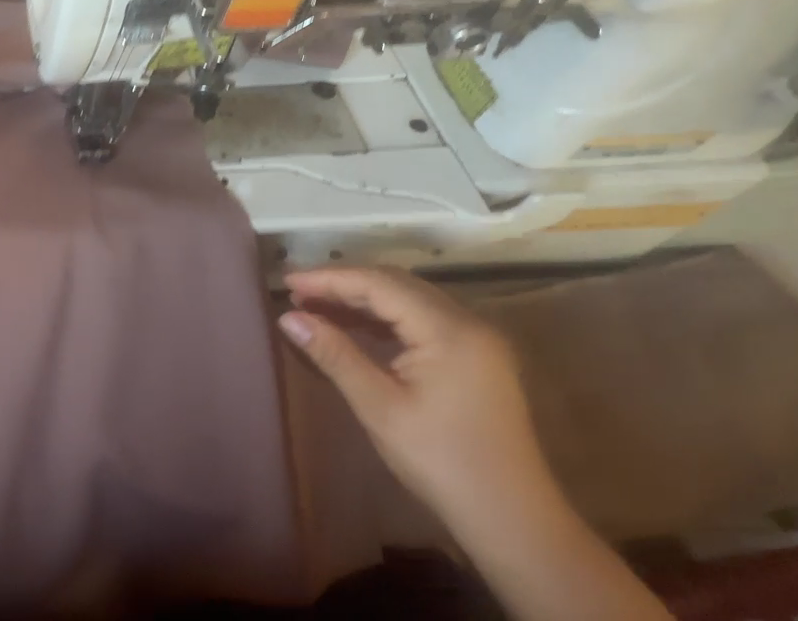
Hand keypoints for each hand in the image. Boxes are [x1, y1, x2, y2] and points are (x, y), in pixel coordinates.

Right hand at [277, 266, 549, 519]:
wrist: (512, 518)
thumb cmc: (441, 460)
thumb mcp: (379, 406)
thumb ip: (334, 355)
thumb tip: (287, 317)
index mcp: (449, 331)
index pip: (380, 284)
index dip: (329, 279)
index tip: (286, 282)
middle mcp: (467, 324)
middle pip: (397, 284)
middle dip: (344, 284)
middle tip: (296, 292)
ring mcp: (477, 341)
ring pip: (410, 300)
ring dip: (362, 300)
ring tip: (315, 307)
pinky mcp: (476, 359)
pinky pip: (422, 321)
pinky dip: (384, 318)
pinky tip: (354, 328)